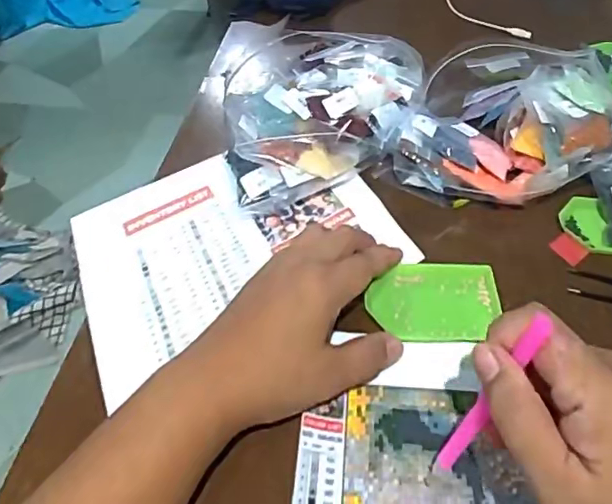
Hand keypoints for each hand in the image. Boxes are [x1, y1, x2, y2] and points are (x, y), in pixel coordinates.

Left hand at [171, 224, 403, 430]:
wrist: (212, 377)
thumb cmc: (274, 378)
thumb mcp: (328, 378)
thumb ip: (366, 357)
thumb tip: (396, 342)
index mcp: (324, 284)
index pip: (363, 262)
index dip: (384, 257)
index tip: (400, 254)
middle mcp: (303, 264)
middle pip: (340, 237)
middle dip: (364, 240)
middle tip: (378, 253)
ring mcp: (278, 265)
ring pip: (316, 233)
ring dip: (338, 237)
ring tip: (348, 255)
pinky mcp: (261, 274)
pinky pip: (297, 243)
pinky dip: (316, 243)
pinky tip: (313, 266)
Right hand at [473, 305, 611, 503]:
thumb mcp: (556, 482)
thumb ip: (517, 412)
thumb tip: (482, 349)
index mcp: (601, 378)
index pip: (533, 320)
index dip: (501, 344)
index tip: (490, 396)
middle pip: (541, 342)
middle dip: (511, 379)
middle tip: (500, 437)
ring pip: (552, 363)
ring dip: (527, 396)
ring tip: (524, 451)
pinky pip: (573, 381)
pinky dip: (550, 405)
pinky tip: (550, 448)